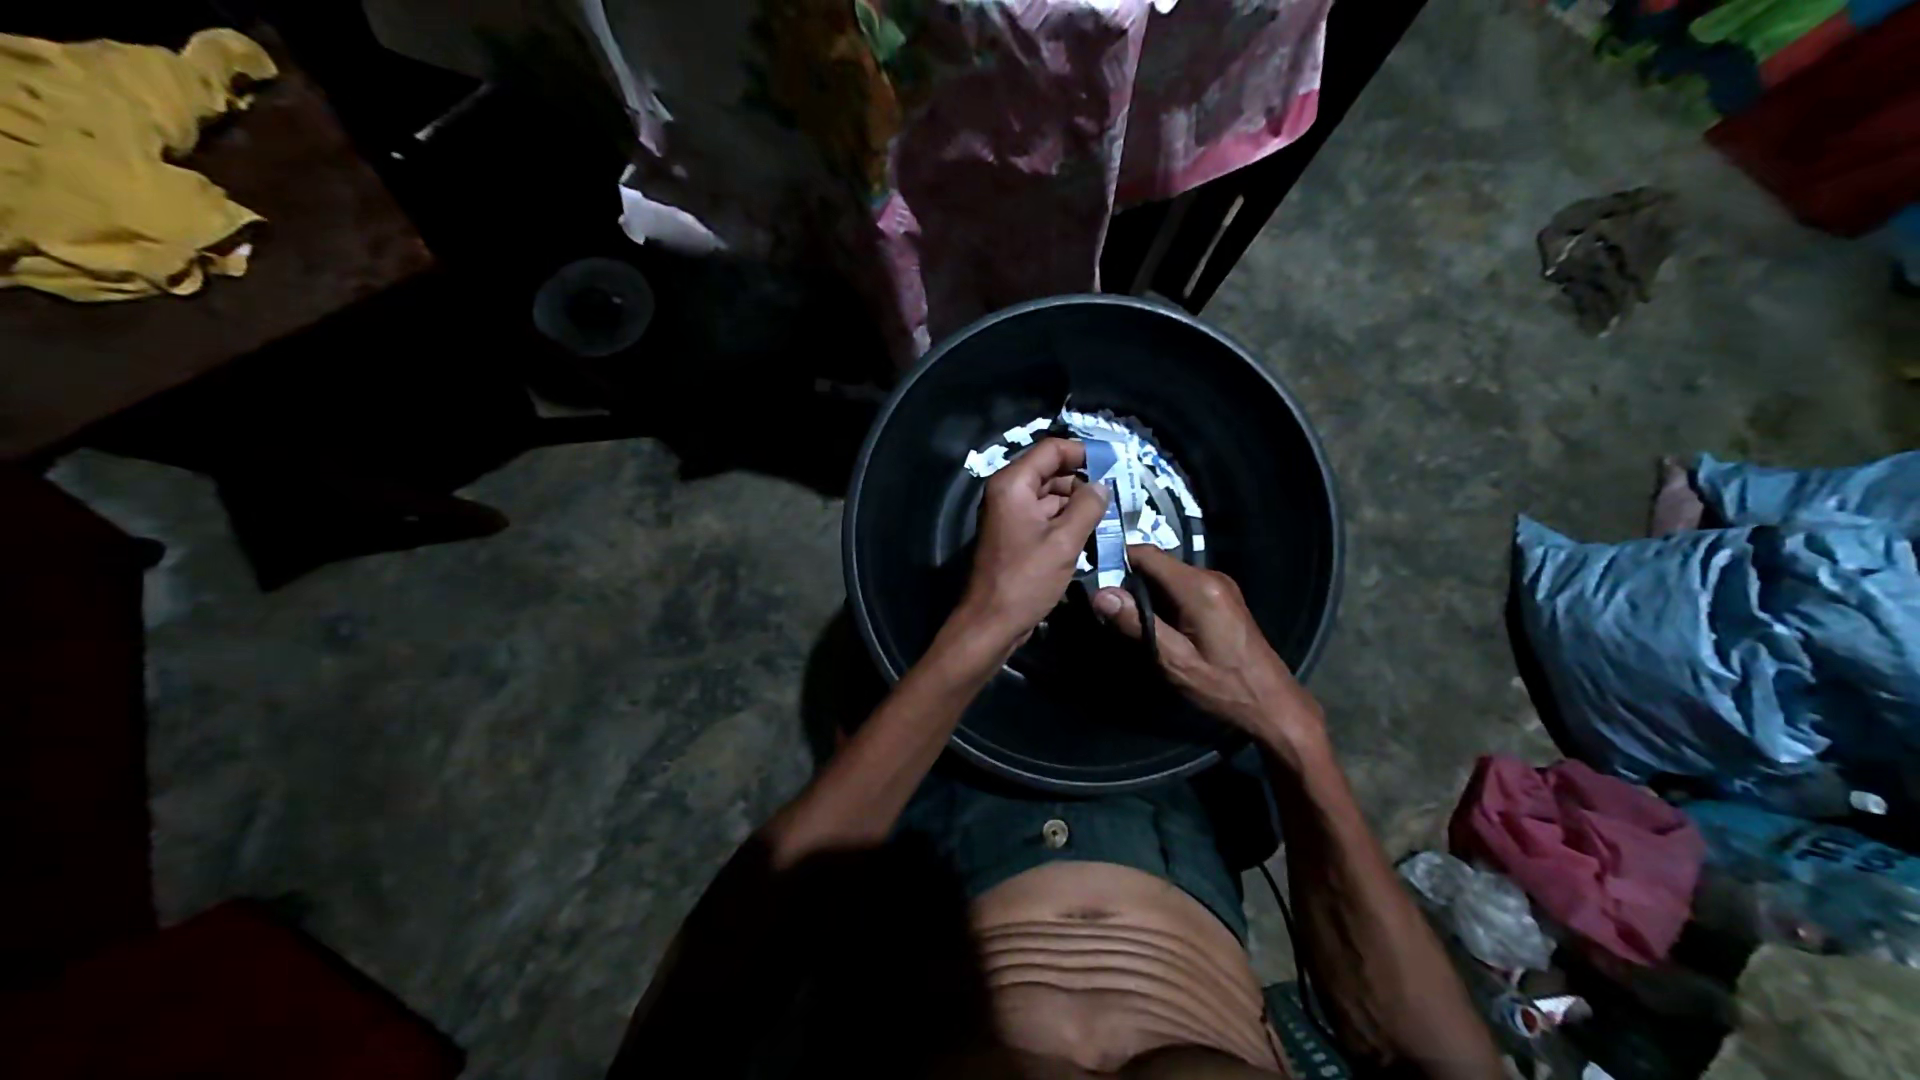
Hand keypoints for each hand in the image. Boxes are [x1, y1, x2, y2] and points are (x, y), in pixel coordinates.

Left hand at [957, 438, 1107, 649]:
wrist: (991, 622)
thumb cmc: (1026, 579)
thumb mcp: (1065, 541)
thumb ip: (1088, 507)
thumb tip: (1102, 486)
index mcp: (1013, 484)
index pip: (1051, 450)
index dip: (1083, 454)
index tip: (1113, 466)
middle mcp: (1007, 493)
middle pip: (1051, 472)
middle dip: (1083, 483)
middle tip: (1116, 498)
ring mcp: (1009, 515)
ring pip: (1050, 497)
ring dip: (1077, 506)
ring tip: (1107, 519)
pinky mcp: (1014, 536)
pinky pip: (1044, 518)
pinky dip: (1066, 522)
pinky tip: (1089, 536)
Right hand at [1093, 545, 1326, 762]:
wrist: (1273, 704)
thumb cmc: (1223, 686)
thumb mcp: (1175, 660)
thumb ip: (1138, 624)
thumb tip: (1101, 594)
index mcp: (1199, 587)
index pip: (1148, 554)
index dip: (1118, 558)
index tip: (1093, 573)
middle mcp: (1210, 577)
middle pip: (1157, 564)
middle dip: (1128, 579)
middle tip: (1104, 604)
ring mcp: (1219, 587)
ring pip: (1168, 576)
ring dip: (1144, 591)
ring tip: (1122, 616)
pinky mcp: (1222, 599)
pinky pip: (1182, 587)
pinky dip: (1162, 599)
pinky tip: (1152, 623)